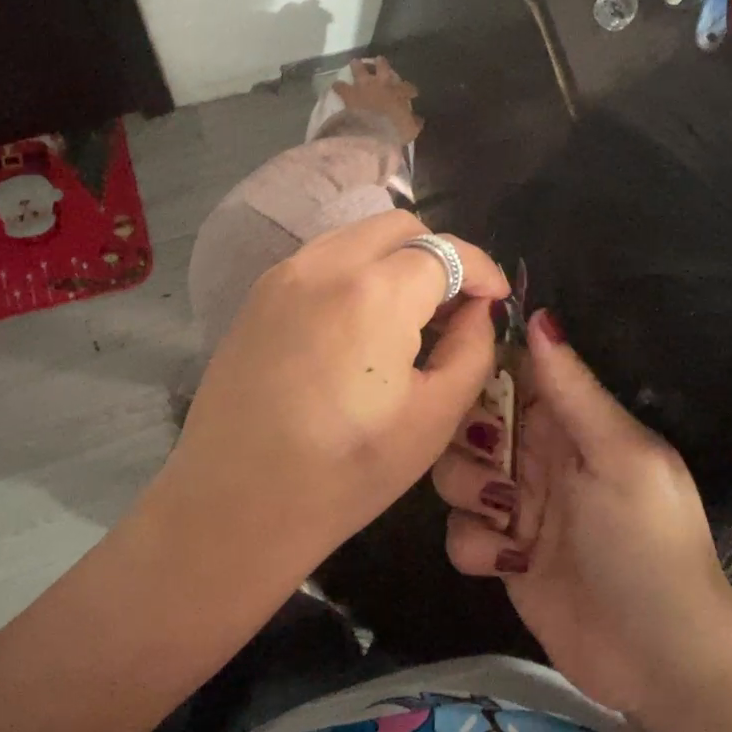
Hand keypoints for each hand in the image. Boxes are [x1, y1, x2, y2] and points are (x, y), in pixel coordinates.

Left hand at [169, 210, 509, 569]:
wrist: (234, 505)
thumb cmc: (345, 473)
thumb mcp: (433, 418)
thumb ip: (472, 349)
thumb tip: (478, 309)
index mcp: (376, 292)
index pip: (445, 250)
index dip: (482, 269)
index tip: (497, 299)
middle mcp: (326, 264)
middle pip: (399, 226)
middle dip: (438, 254)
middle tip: (452, 308)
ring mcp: (284, 275)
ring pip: (356, 236)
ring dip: (394, 259)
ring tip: (407, 317)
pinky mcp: (257, 296)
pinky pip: (321, 260)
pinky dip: (353, 272)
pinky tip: (358, 326)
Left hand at [334, 57, 422, 143]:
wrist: (372, 133)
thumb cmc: (395, 131)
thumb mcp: (410, 129)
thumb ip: (414, 122)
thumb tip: (418, 119)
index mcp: (398, 92)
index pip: (407, 87)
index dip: (410, 89)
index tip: (413, 93)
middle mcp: (381, 85)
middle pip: (382, 68)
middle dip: (382, 64)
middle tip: (380, 60)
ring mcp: (364, 87)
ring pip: (360, 70)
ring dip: (358, 66)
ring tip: (355, 62)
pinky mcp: (349, 94)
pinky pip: (341, 87)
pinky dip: (338, 86)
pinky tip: (335, 85)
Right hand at [436, 310, 731, 716]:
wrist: (662, 659)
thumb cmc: (647, 544)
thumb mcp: (619, 456)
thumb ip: (572, 388)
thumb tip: (538, 313)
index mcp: (574, 422)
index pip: (514, 371)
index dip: (483, 366)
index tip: (461, 370)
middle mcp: (540, 456)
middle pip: (472, 419)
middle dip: (469, 437)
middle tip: (496, 462)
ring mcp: (519, 507)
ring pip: (456, 473)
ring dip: (469, 492)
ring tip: (508, 520)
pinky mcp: (502, 556)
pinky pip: (459, 532)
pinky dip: (476, 546)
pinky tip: (511, 563)